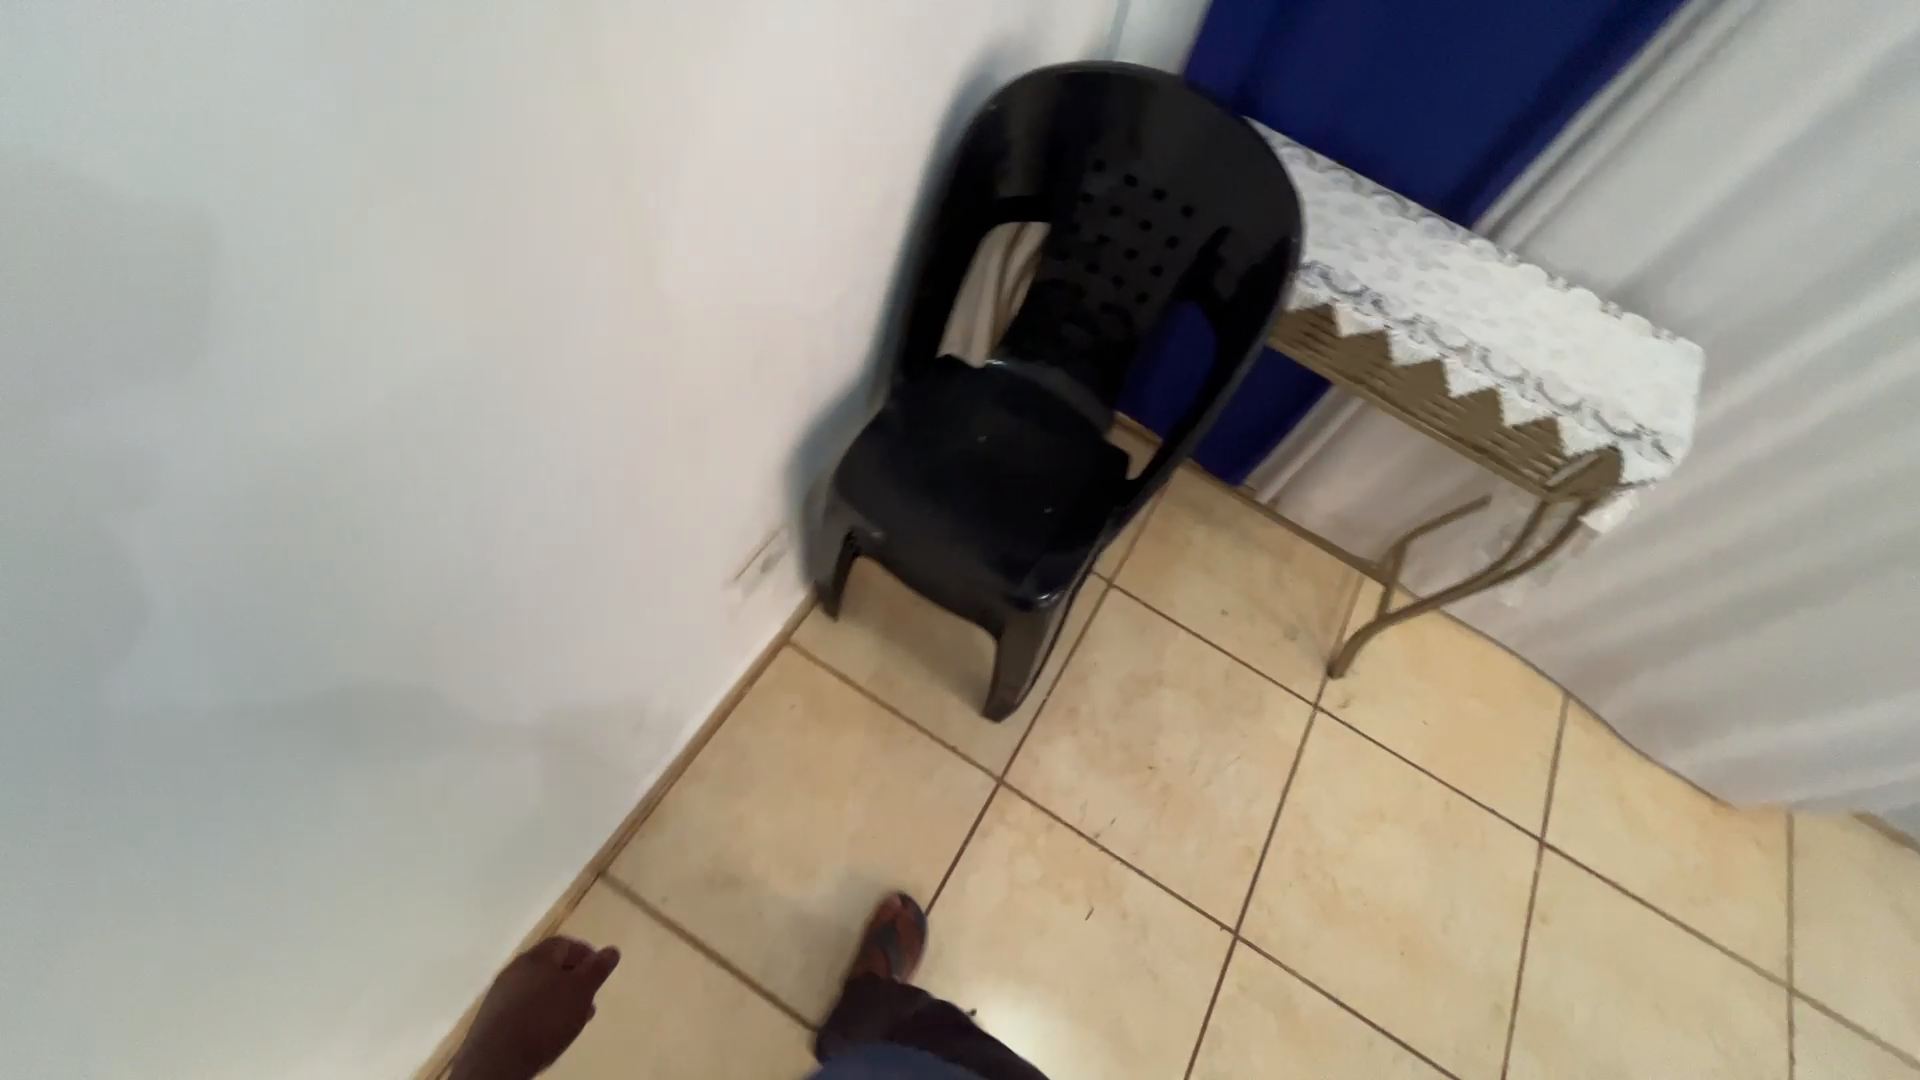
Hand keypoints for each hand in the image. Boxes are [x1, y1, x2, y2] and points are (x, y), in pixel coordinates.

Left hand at [450, 935, 620, 1079]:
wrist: (493, 1065)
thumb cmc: (544, 1020)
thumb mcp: (581, 992)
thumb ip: (598, 969)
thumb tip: (612, 950)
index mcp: (537, 957)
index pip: (565, 943)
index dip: (585, 954)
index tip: (599, 972)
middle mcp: (515, 970)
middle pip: (549, 966)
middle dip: (572, 979)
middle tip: (588, 997)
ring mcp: (499, 996)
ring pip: (536, 989)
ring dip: (557, 999)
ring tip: (572, 1018)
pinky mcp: (490, 1022)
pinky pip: (521, 1009)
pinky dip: (538, 1014)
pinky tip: (547, 1032)